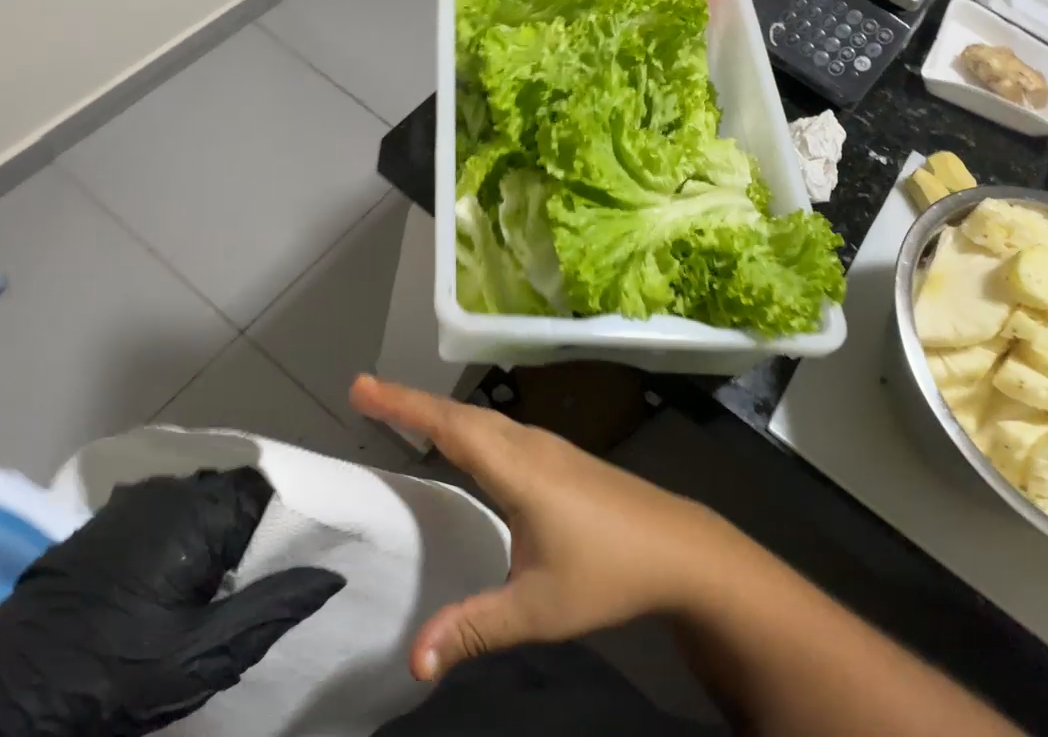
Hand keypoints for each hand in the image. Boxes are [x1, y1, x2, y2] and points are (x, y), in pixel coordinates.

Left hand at [0, 467, 343, 736]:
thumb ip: (273, 608)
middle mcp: (164, 494)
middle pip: (234, 492)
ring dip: (223, 530)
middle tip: (276, 569)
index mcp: (193, 516)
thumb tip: (332, 572)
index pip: (266, 491)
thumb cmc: (113, 673)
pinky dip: (189, 532)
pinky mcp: (108, 522)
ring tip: (238, 576)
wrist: (7, 692)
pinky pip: (168, 510)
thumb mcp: (204, 656)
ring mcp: (131, 504)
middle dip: (258, 525)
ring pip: (201, 500)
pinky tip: (190, 573)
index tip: (309, 548)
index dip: (292, 517)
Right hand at [350, 374, 749, 680]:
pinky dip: (466, 424)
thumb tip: (414, 661)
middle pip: (461, 413)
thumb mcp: (539, 609)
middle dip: (410, 401)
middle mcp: (530, 446)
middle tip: (365, 393)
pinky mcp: (562, 457)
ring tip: (401, 410)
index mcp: (518, 471)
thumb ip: (475, 628)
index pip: (450, 426)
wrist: (685, 551)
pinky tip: (463, 441)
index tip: (362, 386)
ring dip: (439, 410)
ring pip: (483, 418)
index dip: (403, 404)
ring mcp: (550, 447)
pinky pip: (500, 429)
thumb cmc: (611, 574)